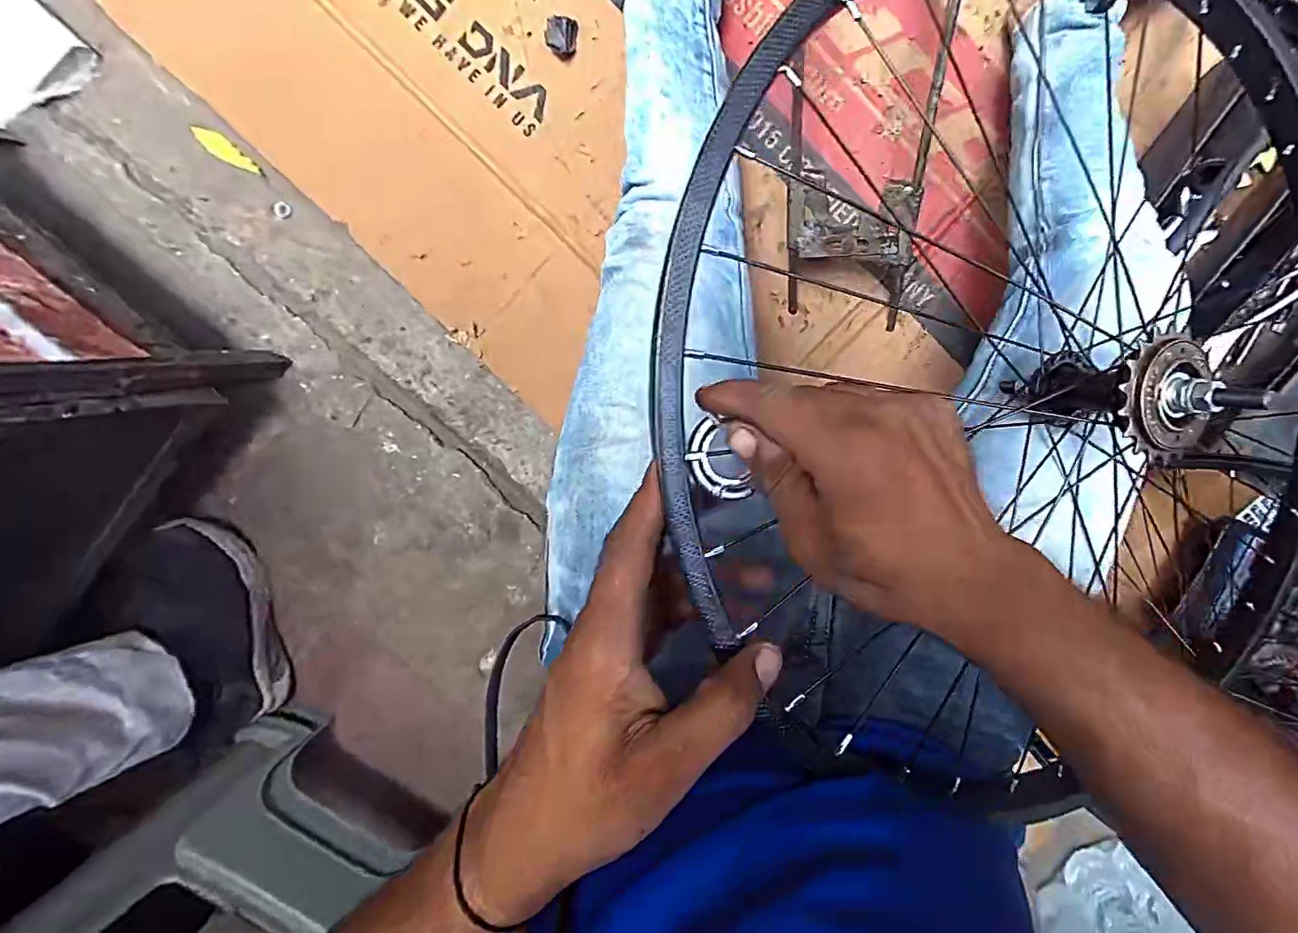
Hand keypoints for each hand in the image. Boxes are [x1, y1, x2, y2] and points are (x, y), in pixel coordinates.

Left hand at [459, 469, 781, 923]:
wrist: (526, 839)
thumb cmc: (592, 800)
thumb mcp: (668, 763)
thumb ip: (722, 706)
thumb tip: (771, 651)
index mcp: (607, 637)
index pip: (628, 549)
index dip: (650, 501)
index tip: (674, 459)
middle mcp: (600, 628)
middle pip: (640, 559)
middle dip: (686, 528)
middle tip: (737, 505)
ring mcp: (601, 647)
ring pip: (650, 591)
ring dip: (696, 579)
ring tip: (759, 583)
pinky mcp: (606, 667)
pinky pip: (649, 620)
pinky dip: (685, 610)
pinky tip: (723, 622)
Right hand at [696, 380, 1065, 650]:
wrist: (973, 576)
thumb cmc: (885, 572)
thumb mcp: (813, 544)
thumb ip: (777, 480)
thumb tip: (742, 434)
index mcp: (844, 451)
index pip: (773, 404)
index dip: (734, 396)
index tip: (708, 399)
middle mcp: (878, 414)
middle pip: (803, 397)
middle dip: (773, 415)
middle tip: (758, 443)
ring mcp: (911, 406)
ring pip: (838, 395)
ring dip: (813, 417)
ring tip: (815, 456)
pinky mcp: (933, 408)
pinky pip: (874, 400)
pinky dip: (853, 417)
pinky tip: (860, 450)